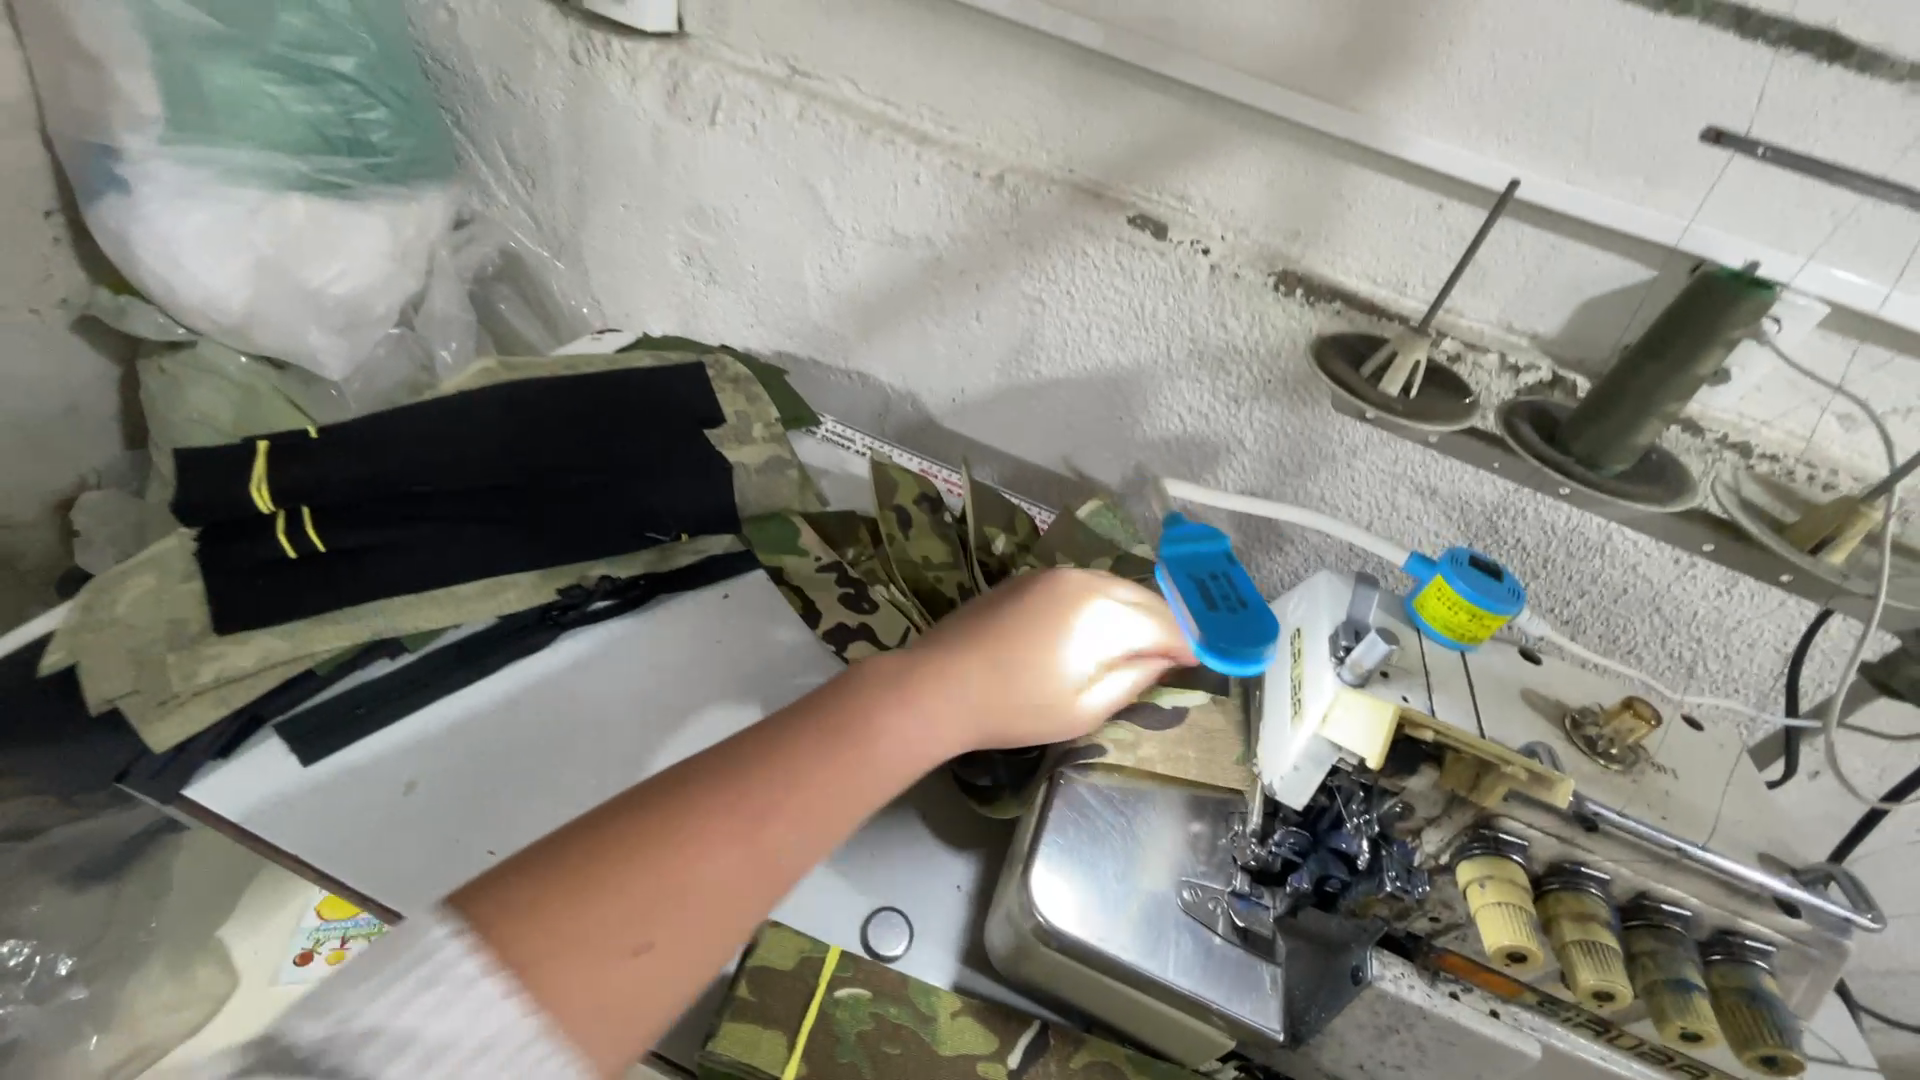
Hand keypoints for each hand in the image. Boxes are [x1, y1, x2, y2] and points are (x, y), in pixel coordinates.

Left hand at [892, 568, 1195, 751]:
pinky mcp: (1026, 577)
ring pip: (1112, 585)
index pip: (1164, 623)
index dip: (1187, 645)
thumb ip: (1135, 678)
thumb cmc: (1015, 707)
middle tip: (1178, 653)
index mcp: (1102, 612)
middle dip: (1166, 624)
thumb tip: (1167, 659)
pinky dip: (1102, 602)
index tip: (1200, 663)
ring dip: (1134, 611)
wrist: (937, 685)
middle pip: (1142, 597)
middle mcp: (1082, 579)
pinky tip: (1098, 626)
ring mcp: (1051, 574)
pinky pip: (1082, 584)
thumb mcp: (1086, 707)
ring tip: (1142, 641)